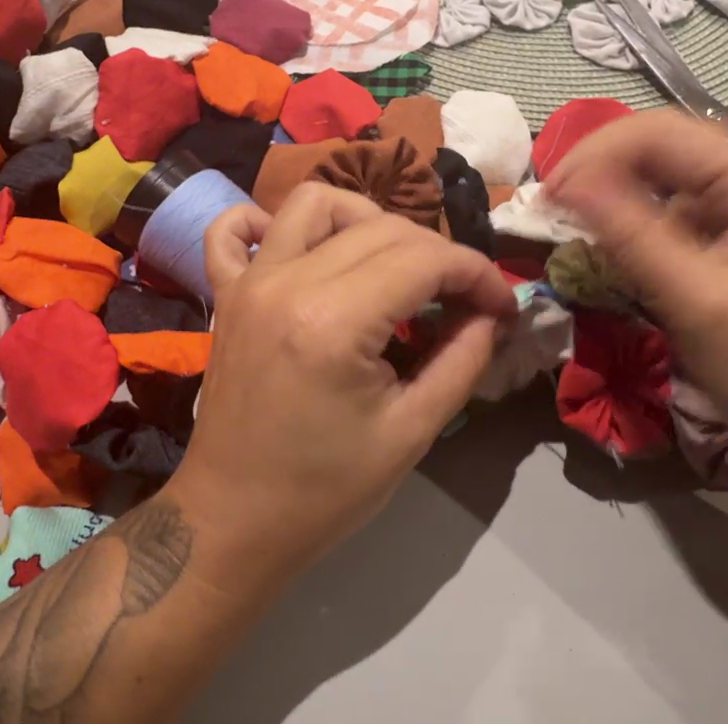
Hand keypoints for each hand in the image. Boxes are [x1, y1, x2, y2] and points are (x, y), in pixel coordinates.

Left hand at [164, 184, 517, 583]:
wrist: (232, 523)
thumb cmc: (325, 491)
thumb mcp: (412, 432)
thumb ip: (461, 360)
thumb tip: (491, 312)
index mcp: (334, 322)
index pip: (425, 259)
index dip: (476, 273)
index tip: (502, 304)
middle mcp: (287, 282)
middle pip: (382, 227)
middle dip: (438, 254)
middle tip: (462, 300)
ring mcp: (249, 283)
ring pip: (316, 204)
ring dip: (368, 221)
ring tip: (393, 269)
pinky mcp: (225, 295)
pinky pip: (233, 230)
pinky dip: (270, 223)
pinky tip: (301, 248)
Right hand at [542, 110, 727, 466]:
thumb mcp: (701, 305)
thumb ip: (631, 236)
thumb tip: (566, 185)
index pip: (660, 134)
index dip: (592, 157)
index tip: (544, 201)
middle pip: (668, 155)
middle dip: (604, 182)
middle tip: (552, 222)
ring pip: (676, 190)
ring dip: (625, 213)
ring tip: (580, 247)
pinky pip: (694, 223)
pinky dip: (653, 239)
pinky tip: (627, 267)